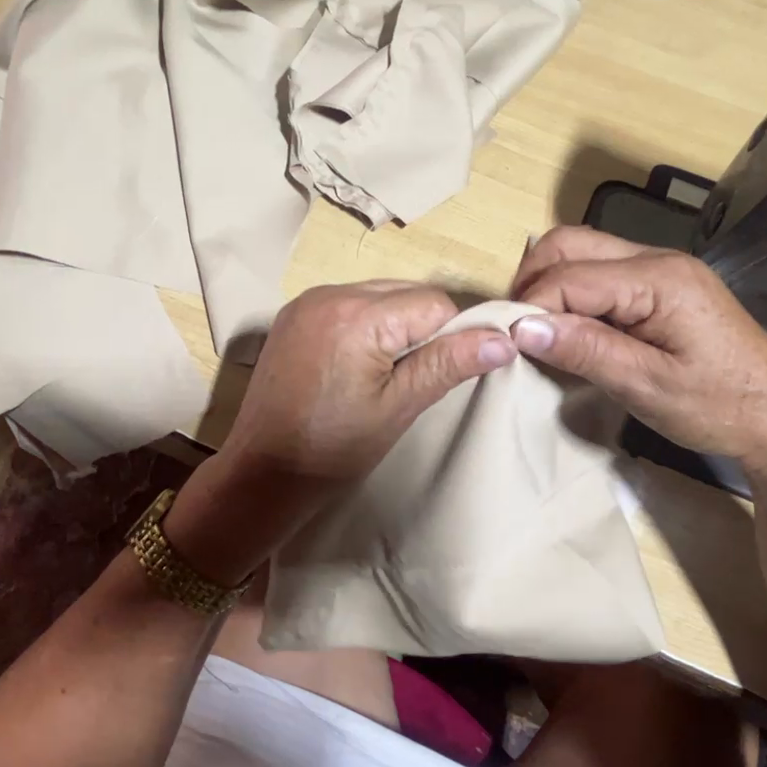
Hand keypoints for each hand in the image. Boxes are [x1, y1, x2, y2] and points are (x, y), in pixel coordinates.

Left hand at [222, 280, 516, 483]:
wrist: (262, 473)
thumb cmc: (333, 450)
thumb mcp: (399, 408)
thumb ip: (448, 364)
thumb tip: (504, 340)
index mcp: (358, 316)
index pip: (434, 304)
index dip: (453, 336)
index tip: (447, 374)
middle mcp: (330, 293)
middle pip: (406, 293)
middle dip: (423, 328)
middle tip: (413, 379)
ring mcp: (306, 301)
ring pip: (378, 296)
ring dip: (394, 325)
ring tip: (384, 375)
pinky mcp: (293, 315)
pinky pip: (348, 304)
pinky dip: (365, 325)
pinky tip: (357, 364)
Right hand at [506, 227, 766, 473]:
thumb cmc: (717, 407)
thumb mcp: (646, 386)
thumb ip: (585, 350)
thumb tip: (521, 329)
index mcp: (658, 279)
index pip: (569, 276)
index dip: (529, 307)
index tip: (506, 346)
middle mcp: (657, 259)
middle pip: (569, 244)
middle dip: (531, 282)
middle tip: (515, 331)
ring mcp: (660, 268)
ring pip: (582, 252)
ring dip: (549, 284)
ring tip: (536, 331)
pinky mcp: (660, 285)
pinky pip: (600, 272)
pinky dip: (571, 292)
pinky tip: (567, 328)